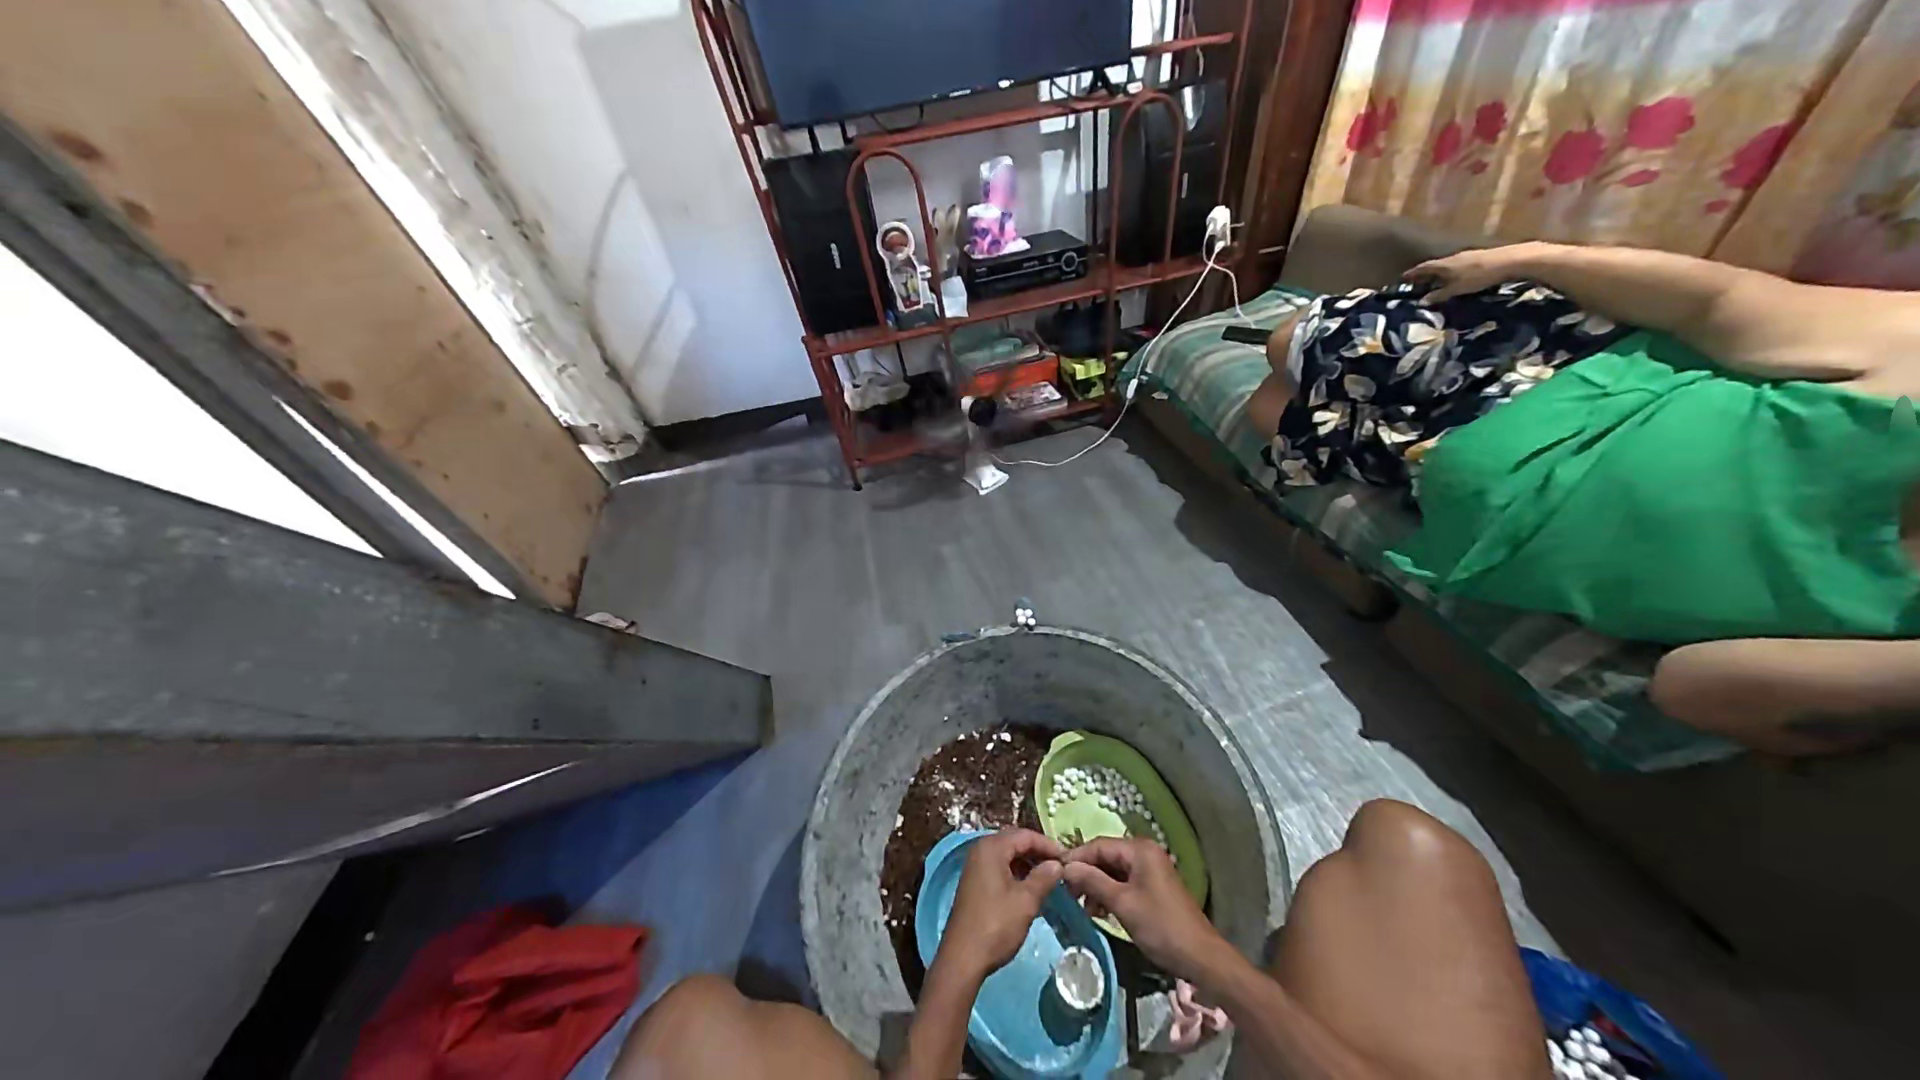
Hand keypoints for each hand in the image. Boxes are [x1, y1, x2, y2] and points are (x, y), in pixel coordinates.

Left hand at [939, 829, 1065, 977]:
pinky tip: (1030, 889)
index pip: (1025, 835)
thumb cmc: (996, 925)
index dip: (1048, 845)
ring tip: (1049, 879)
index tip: (1068, 859)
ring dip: (1028, 864)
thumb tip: (1058, 864)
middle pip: (1015, 842)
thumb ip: (1044, 877)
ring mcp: (975, 866)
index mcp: (991, 848)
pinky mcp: (974, 882)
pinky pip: (999, 868)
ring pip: (1007, 855)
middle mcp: (980, 850)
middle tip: (1060, 867)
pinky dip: (1016, 873)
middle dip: (1038, 852)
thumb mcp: (1026, 901)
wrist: (963, 958)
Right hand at [1063, 837, 1225, 979]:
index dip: (1075, 858)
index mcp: (1139, 850)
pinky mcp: (1152, 887)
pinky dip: (1109, 893)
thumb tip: (1064, 867)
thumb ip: (1092, 881)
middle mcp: (1145, 853)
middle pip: (1105, 856)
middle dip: (1085, 873)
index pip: (1098, 845)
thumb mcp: (1122, 903)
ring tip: (1082, 906)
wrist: (1201, 958)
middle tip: (1066, 893)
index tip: (1055, 874)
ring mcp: (1150, 870)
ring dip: (1096, 885)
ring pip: (1113, 871)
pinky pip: (1123, 882)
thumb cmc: (1160, 926)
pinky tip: (1099, 910)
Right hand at [1402, 242, 1544, 302]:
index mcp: (1444, 265)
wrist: (1511, 260)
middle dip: (1424, 274)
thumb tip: (1421, 302)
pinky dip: (1450, 272)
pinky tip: (1454, 278)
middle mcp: (1452, 258)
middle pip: (1434, 265)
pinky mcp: (1478, 257)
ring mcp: (1466, 256)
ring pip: (1447, 265)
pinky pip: (1457, 265)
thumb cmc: (1480, 276)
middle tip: (1417, 282)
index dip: (1412, 273)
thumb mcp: (1457, 289)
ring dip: (1438, 273)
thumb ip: (1439, 295)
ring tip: (1434, 282)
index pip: (1423, 268)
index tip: (1402, 278)